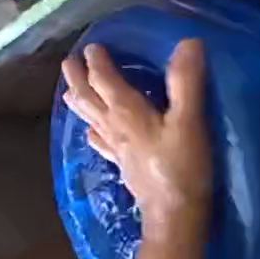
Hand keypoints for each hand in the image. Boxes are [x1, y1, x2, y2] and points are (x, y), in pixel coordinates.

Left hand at [62, 40, 211, 246]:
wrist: (174, 215)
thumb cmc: (182, 166)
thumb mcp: (189, 121)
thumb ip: (187, 82)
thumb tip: (188, 43)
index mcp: (126, 111)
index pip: (104, 80)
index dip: (97, 61)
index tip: (92, 46)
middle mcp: (114, 127)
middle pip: (88, 98)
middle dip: (77, 78)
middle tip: (70, 62)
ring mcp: (115, 148)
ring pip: (89, 118)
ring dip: (79, 100)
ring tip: (71, 90)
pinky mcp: (122, 164)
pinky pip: (99, 141)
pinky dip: (92, 129)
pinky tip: (93, 132)